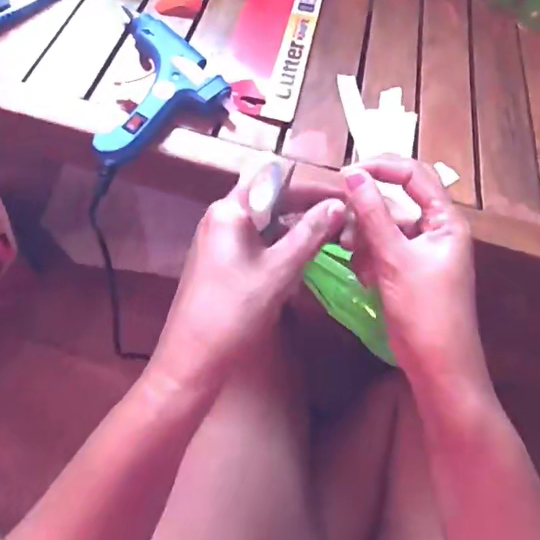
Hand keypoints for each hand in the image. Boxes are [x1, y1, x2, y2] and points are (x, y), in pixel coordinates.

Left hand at [145, 161, 348, 395]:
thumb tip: (338, 205)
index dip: (309, 186)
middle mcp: (220, 216)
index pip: (273, 180)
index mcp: (228, 209)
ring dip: (296, 229)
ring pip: (265, 223)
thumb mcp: (279, 270)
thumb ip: (309, 234)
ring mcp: (219, 239)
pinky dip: (281, 246)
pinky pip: (257, 242)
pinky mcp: (222, 261)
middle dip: (306, 208)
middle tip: (346, 219)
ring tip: (335, 236)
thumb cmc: (234, 309)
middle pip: (270, 200)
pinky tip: (305, 258)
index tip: (344, 195)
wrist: (193, 358)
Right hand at [343, 157, 490, 392]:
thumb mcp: (393, 257)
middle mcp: (436, 229)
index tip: (346, 173)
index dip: (380, 167)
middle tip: (341, 216)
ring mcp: (421, 250)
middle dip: (366, 207)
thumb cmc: (426, 312)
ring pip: (384, 222)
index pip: (414, 174)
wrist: (440, 370)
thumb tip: (352, 174)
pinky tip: (361, 271)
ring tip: (349, 250)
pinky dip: (367, 252)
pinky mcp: (408, 268)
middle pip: (396, 197)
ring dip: (363, 232)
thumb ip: (372, 212)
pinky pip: (381, 244)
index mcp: (445, 221)